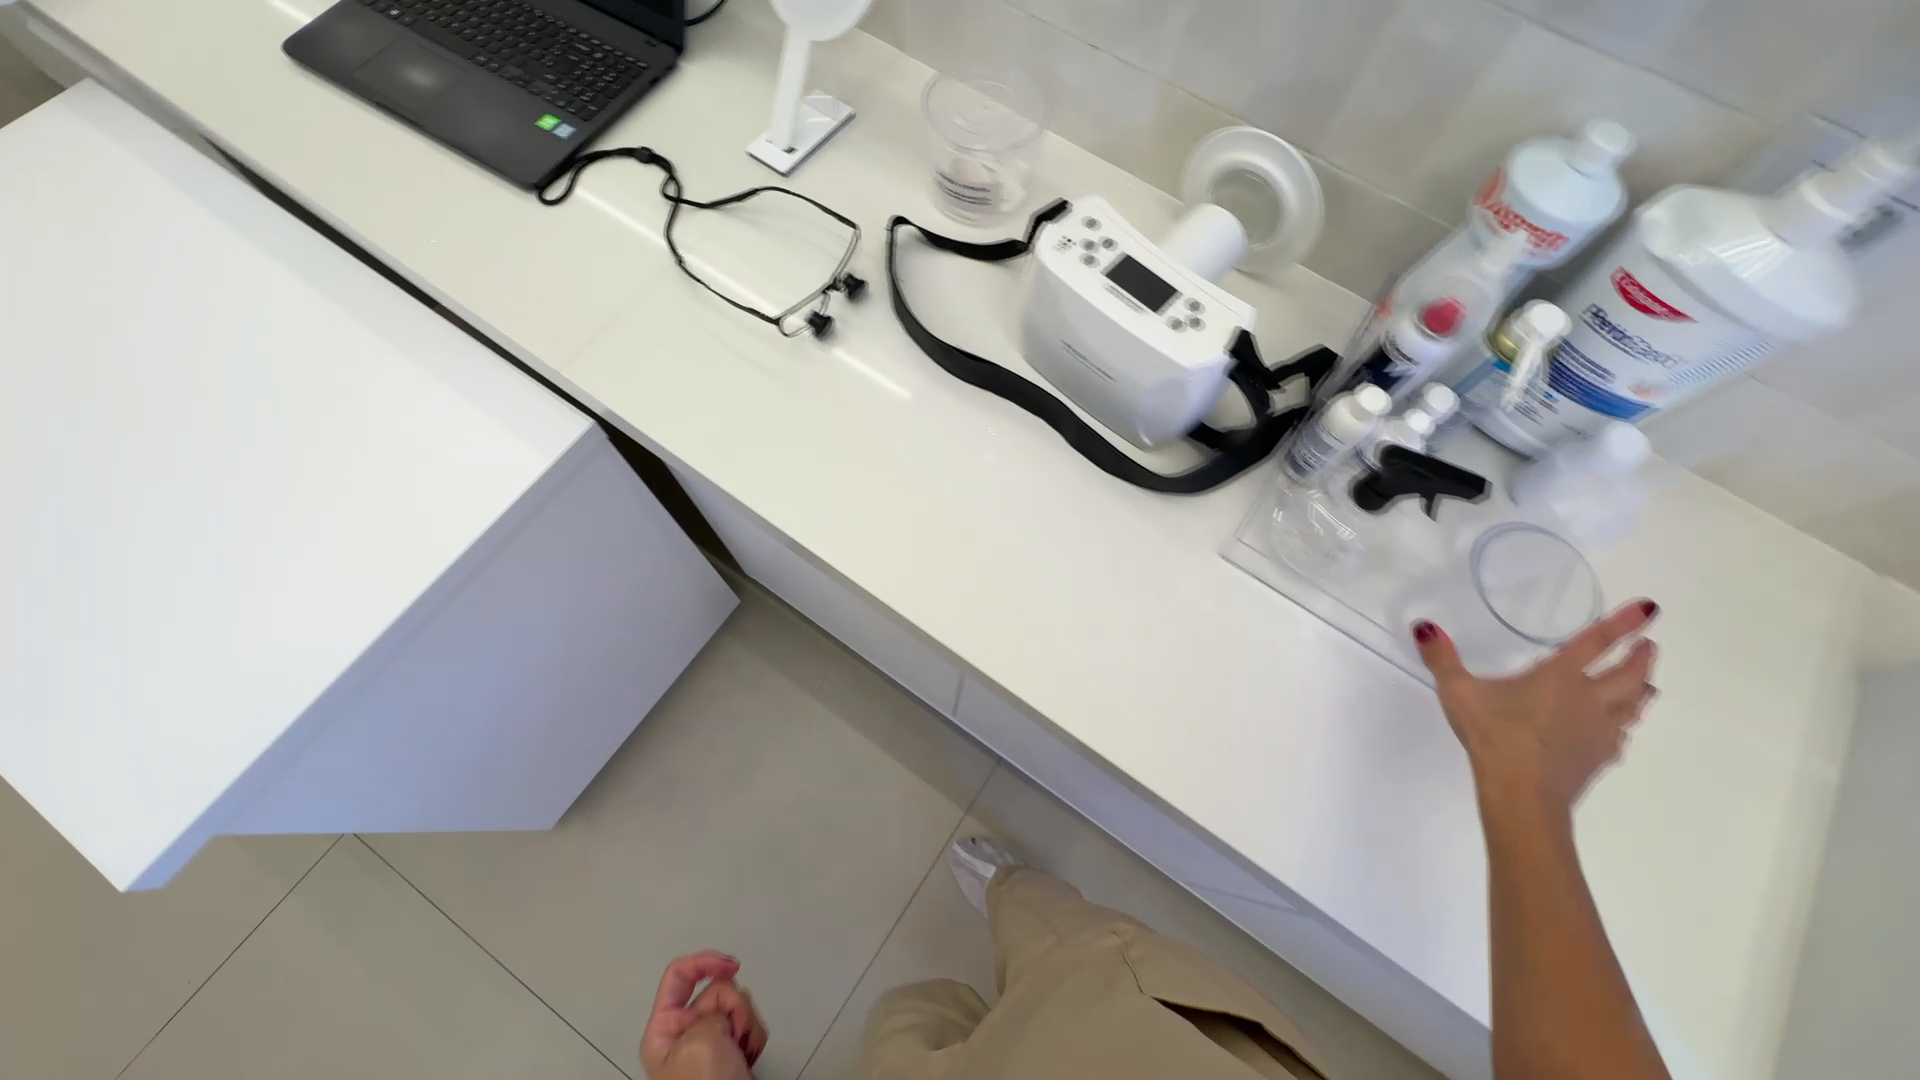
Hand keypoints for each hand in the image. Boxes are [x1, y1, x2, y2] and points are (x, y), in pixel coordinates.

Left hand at [640, 952, 768, 1079]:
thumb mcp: (700, 1041)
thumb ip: (712, 1009)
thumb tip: (725, 1014)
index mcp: (665, 1027)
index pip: (679, 975)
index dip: (705, 961)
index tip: (733, 966)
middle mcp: (686, 1030)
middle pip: (718, 990)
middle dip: (735, 1007)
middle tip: (734, 1035)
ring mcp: (711, 1042)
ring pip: (739, 1006)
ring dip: (747, 1025)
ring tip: (743, 1053)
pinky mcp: (732, 1052)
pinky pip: (751, 1027)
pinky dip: (755, 1039)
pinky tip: (749, 1058)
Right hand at [1413, 599, 1659, 821]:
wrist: (1522, 793)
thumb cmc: (1493, 736)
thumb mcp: (1458, 692)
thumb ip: (1441, 659)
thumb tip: (1424, 626)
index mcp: (1560, 677)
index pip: (1597, 642)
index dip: (1625, 622)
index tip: (1650, 608)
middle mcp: (1590, 698)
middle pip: (1630, 674)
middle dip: (1642, 657)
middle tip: (1648, 646)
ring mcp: (1600, 730)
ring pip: (1635, 705)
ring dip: (1642, 689)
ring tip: (1645, 683)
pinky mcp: (1600, 756)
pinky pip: (1622, 735)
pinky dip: (1626, 724)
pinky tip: (1617, 729)